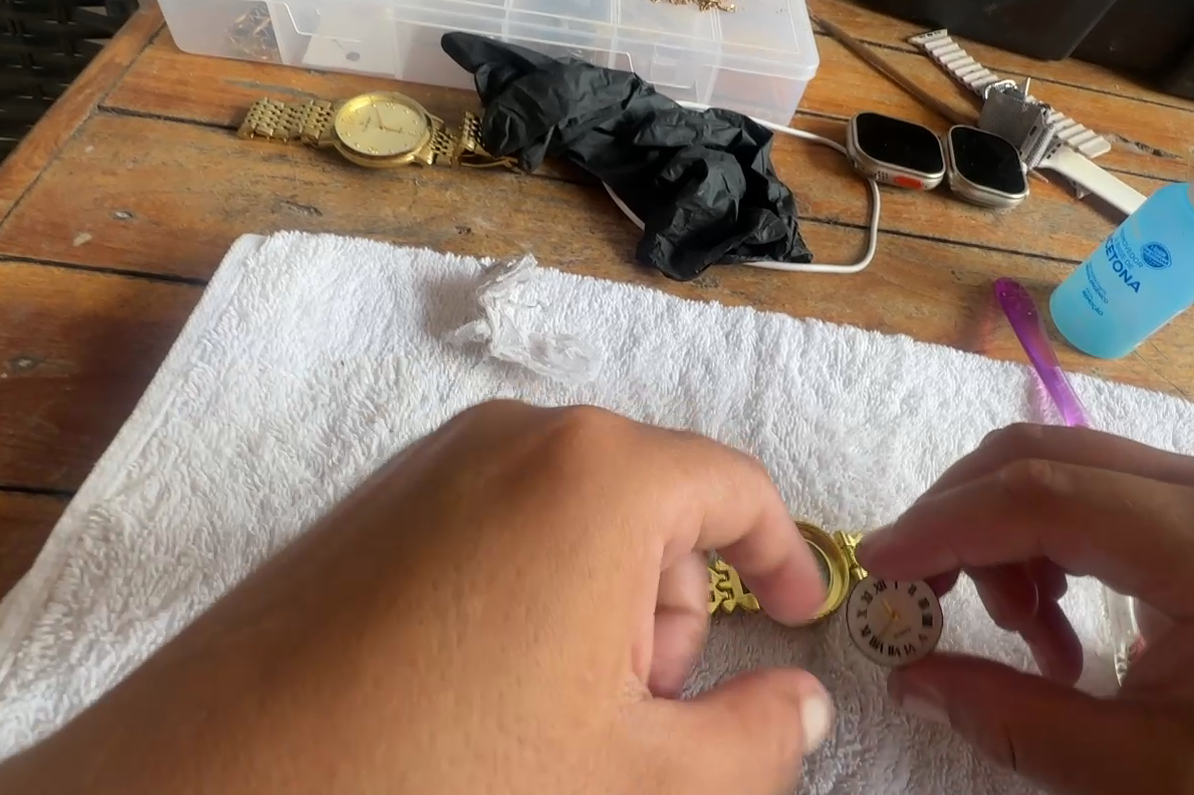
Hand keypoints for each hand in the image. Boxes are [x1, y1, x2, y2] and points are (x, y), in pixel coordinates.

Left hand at [0, 401, 834, 794]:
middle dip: (670, 603)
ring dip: (602, 599)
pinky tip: (481, 672)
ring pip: (580, 510)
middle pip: (655, 502)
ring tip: (547, 702)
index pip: (735, 485)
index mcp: (600, 473)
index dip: (782, 552)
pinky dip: (533, 581)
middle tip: (630, 707)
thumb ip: (755, 741)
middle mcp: (525, 434)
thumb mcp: (637, 783)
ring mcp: (444, 453)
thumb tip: (806, 704)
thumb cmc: (450, 782)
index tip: (797, 617)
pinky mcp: (386, 490)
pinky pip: (506, 512)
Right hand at [855, 424, 1193, 794]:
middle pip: (1040, 457)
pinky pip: (1089, 492)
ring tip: (1024, 633)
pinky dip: (1042, 542)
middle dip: (960, 517)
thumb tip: (907, 676)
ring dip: (1002, 535)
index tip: (876, 566)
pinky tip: (1058, 618)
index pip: (1042, 495)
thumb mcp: (1158, 785)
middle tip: (925, 595)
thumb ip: (1018, 723)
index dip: (943, 525)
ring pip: (1056, 466)